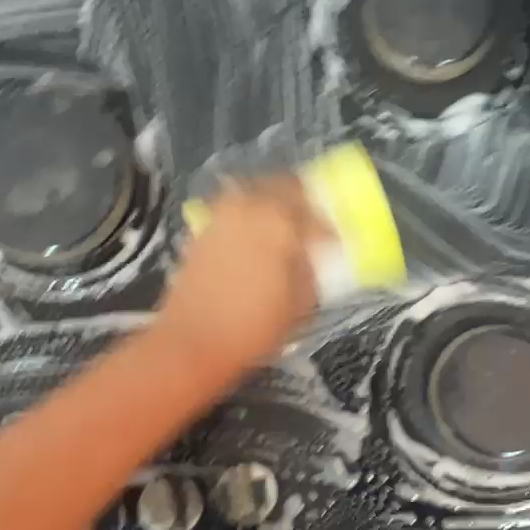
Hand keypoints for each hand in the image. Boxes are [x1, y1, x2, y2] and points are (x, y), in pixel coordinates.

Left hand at [155, 180, 322, 380]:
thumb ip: (311, 270)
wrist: (193, 343)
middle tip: (313, 221)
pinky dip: (247, 219)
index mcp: (280, 221)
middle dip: (301, 201)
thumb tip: (312, 256)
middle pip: (283, 187)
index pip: (316, 213)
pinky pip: (232, 212)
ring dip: (272, 204)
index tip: (336, 242)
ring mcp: (220, 216)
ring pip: (254, 193)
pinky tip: (254, 241)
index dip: (330, 228)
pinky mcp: (201, 231)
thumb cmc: (254, 328)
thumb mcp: (300, 304)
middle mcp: (248, 207)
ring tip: (283, 228)